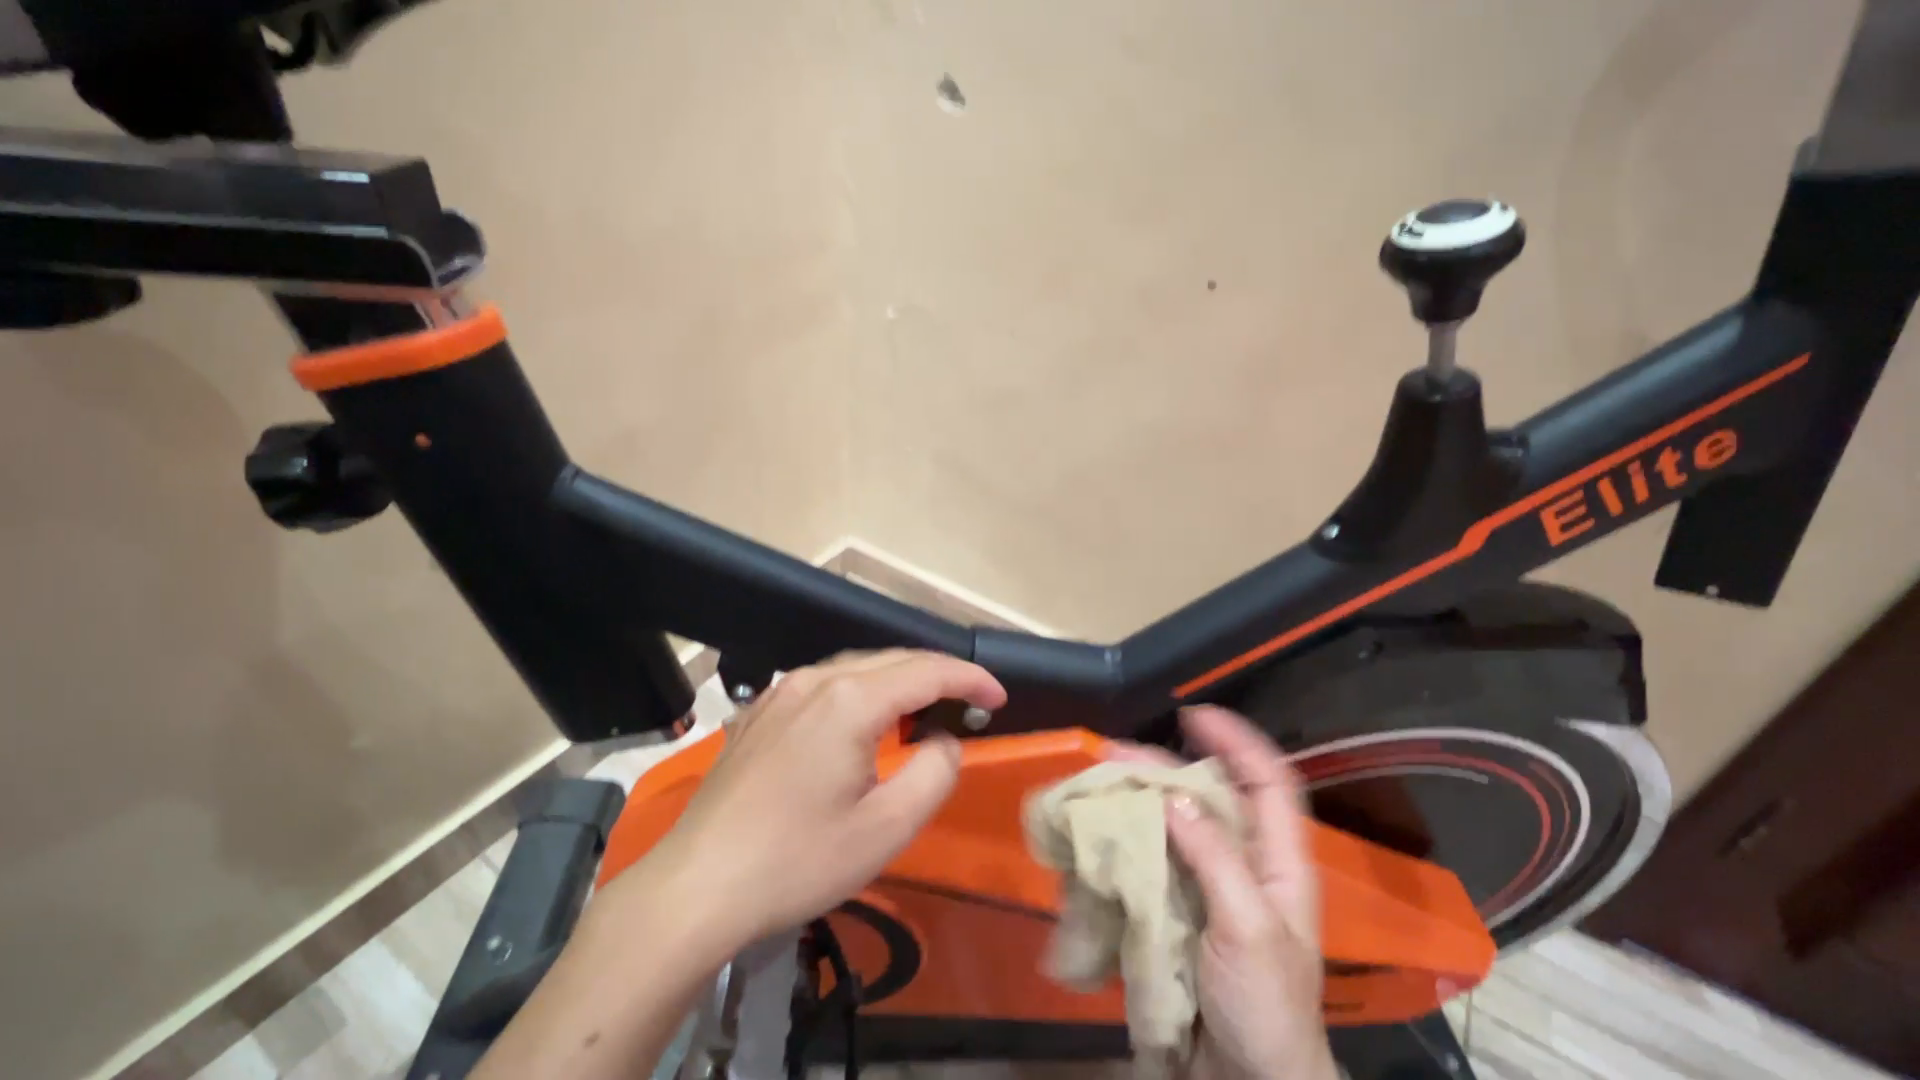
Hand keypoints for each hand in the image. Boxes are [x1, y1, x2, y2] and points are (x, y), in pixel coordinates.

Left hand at [630, 650, 1006, 946]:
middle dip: (936, 674)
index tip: (998, 698)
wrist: (699, 887)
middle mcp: (812, 681)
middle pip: (889, 660)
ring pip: (852, 669)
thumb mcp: (888, 827)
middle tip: (970, 703)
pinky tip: (860, 722)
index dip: (969, 678)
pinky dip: (857, 692)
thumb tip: (941, 741)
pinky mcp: (755, 717)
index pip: (926, 670)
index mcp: (849, 701)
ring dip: (896, 681)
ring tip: (924, 709)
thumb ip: (934, 772)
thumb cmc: (800, 860)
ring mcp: (777, 696)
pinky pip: (820, 687)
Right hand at [1114, 707, 1337, 1079]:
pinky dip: (1124, 849)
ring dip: (1138, 806)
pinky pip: (1150, 869)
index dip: (1237, 742)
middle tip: (1112, 754)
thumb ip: (1214, 858)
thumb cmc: (1266, 1006)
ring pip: (1174, 831)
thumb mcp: (1248, 927)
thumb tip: (1172, 794)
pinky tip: (1095, 842)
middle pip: (1208, 799)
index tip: (1192, 715)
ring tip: (1096, 790)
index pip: (1268, 783)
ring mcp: (1208, 894)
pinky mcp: (1178, 919)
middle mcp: (1244, 867)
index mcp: (1278, 863)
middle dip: (1165, 769)